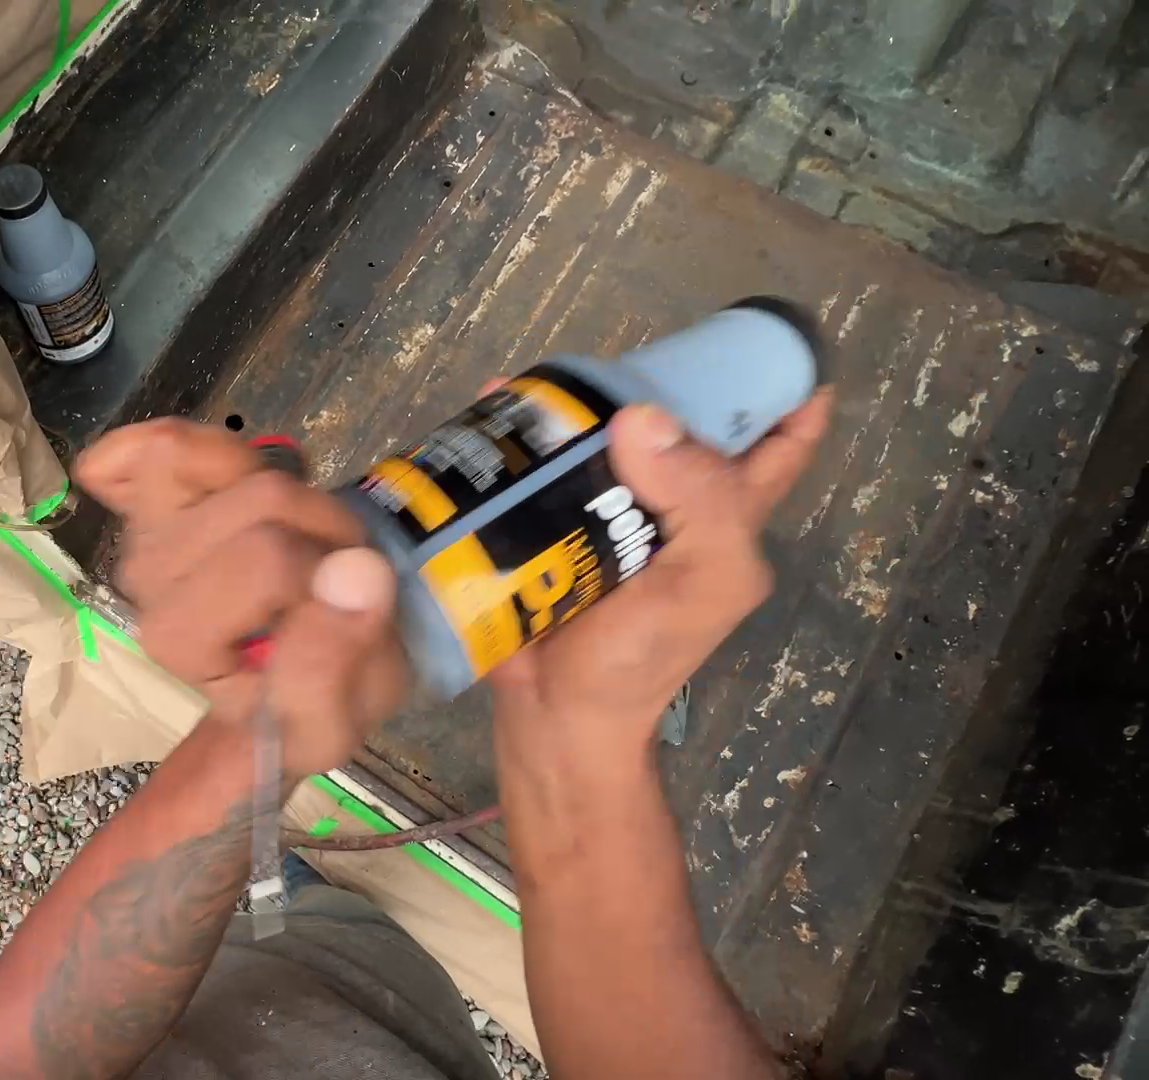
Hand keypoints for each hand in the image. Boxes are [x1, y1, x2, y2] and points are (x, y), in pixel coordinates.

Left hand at [76, 419, 410, 776]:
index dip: (325, 573)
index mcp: (180, 638)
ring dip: (291, 490)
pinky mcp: (152, 496)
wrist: (273, 685)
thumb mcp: (332, 723)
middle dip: (323, 529)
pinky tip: (238, 471)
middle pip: (262, 501)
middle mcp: (149, 578)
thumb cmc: (299, 706)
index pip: (268, 560)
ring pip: (228, 458)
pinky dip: (204, 444)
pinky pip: (164, 440)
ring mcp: (147, 531)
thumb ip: (335, 666)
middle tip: (333, 574)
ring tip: (304, 537)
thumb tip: (352, 574)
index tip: (339, 611)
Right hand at [489, 391, 833, 770]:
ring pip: (590, 444)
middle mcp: (658, 506)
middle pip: (666, 430)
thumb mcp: (703, 584)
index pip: (773, 447)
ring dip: (568, 409)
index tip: (762, 341)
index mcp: (721, 518)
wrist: (551, 709)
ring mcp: (592, 514)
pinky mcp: (536, 525)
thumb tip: (640, 418)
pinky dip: (512, 441)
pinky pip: (529, 471)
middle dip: (647, 387)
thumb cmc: (640, 657)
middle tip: (612, 355)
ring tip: (537, 377)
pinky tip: (489, 412)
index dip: (783, 394)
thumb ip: (701, 504)